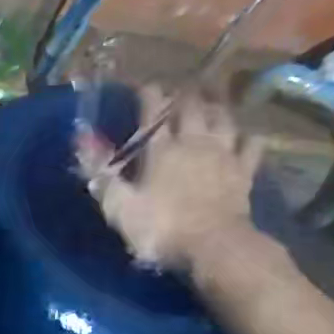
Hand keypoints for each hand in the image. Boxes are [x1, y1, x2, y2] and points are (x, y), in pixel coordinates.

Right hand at [75, 87, 263, 272]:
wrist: (214, 246)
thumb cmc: (160, 228)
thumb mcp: (119, 205)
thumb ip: (101, 172)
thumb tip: (81, 138)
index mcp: (161, 149)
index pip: (153, 111)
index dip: (148, 95)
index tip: (144, 86)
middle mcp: (194, 141)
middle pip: (191, 107)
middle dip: (183, 95)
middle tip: (178, 90)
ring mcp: (224, 154)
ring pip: (223, 118)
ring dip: (216, 106)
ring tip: (210, 100)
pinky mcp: (244, 172)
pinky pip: (251, 145)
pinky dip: (247, 137)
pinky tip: (244, 136)